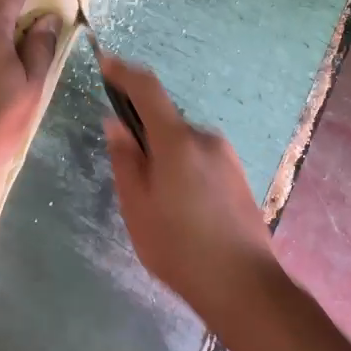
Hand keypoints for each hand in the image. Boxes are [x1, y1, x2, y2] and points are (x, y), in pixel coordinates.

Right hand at [102, 55, 277, 320]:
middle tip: (129, 176)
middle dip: (144, 136)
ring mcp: (227, 158)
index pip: (147, 89)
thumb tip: (116, 123)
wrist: (245, 287)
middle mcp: (206, 138)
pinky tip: (182, 212)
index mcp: (177, 140)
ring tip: (157, 205)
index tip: (105, 63)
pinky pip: (200, 161)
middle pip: (165, 122)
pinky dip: (183, 172)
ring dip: (165, 158)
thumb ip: (124, 159)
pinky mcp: (238, 178)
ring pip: (183, 145)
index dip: (124, 73)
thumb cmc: (179, 247)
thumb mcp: (136, 206)